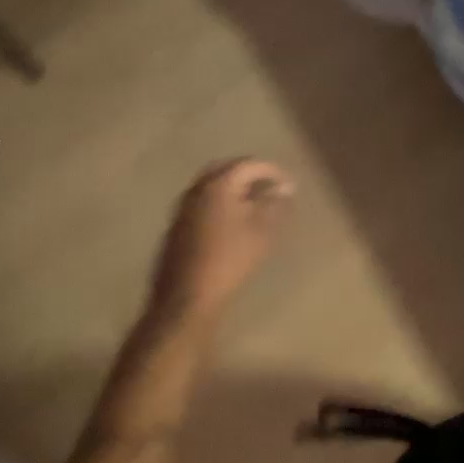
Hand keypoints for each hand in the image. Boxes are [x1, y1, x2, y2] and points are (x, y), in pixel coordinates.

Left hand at [149, 158, 294, 324]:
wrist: (186, 298)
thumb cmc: (229, 260)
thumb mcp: (262, 231)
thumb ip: (275, 204)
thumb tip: (285, 187)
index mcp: (219, 184)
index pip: (249, 164)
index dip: (272, 171)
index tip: (287, 185)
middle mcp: (197, 189)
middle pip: (226, 168)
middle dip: (249, 173)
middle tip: (269, 186)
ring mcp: (183, 207)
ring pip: (211, 184)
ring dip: (233, 187)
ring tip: (253, 202)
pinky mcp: (176, 226)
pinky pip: (202, 201)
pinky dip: (219, 201)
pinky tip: (230, 220)